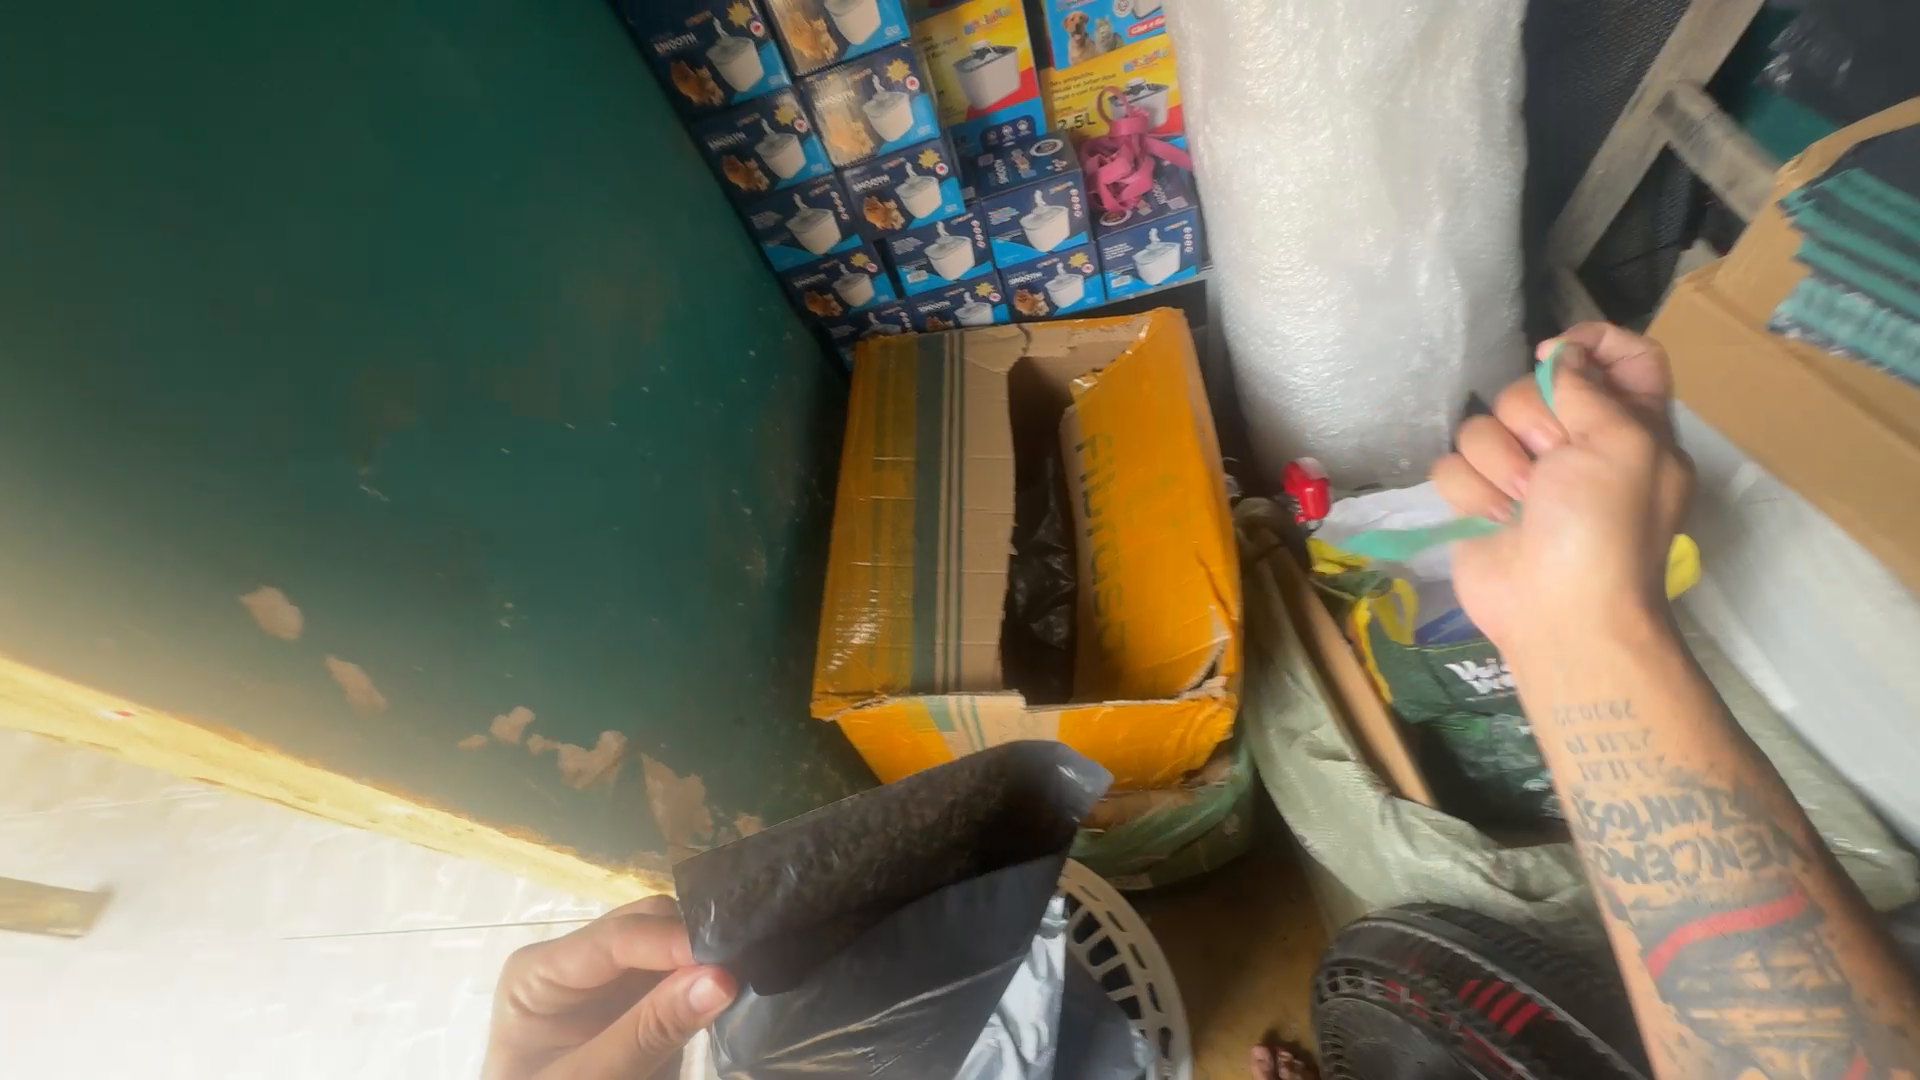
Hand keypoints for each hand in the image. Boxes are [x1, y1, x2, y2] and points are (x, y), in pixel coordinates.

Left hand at [483, 895, 737, 1079]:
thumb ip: (647, 1033)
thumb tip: (721, 977)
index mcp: (539, 972)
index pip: (616, 936)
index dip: (673, 941)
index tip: (724, 962)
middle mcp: (576, 959)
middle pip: (649, 923)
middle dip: (693, 942)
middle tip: (739, 970)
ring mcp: (611, 976)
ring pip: (674, 936)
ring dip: (706, 956)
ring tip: (741, 975)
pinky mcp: (641, 996)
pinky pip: (683, 968)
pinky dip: (707, 977)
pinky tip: (730, 987)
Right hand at [1429, 322, 1691, 654]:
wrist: (1557, 605)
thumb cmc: (1604, 527)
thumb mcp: (1621, 445)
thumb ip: (1590, 389)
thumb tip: (1561, 355)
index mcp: (1628, 424)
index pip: (1621, 357)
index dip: (1590, 343)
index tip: (1556, 351)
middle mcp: (1573, 441)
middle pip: (1531, 387)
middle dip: (1530, 422)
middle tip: (1549, 461)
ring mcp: (1519, 472)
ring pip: (1480, 428)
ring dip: (1497, 466)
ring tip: (1519, 502)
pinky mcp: (1475, 498)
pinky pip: (1449, 468)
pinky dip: (1467, 493)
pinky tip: (1490, 519)